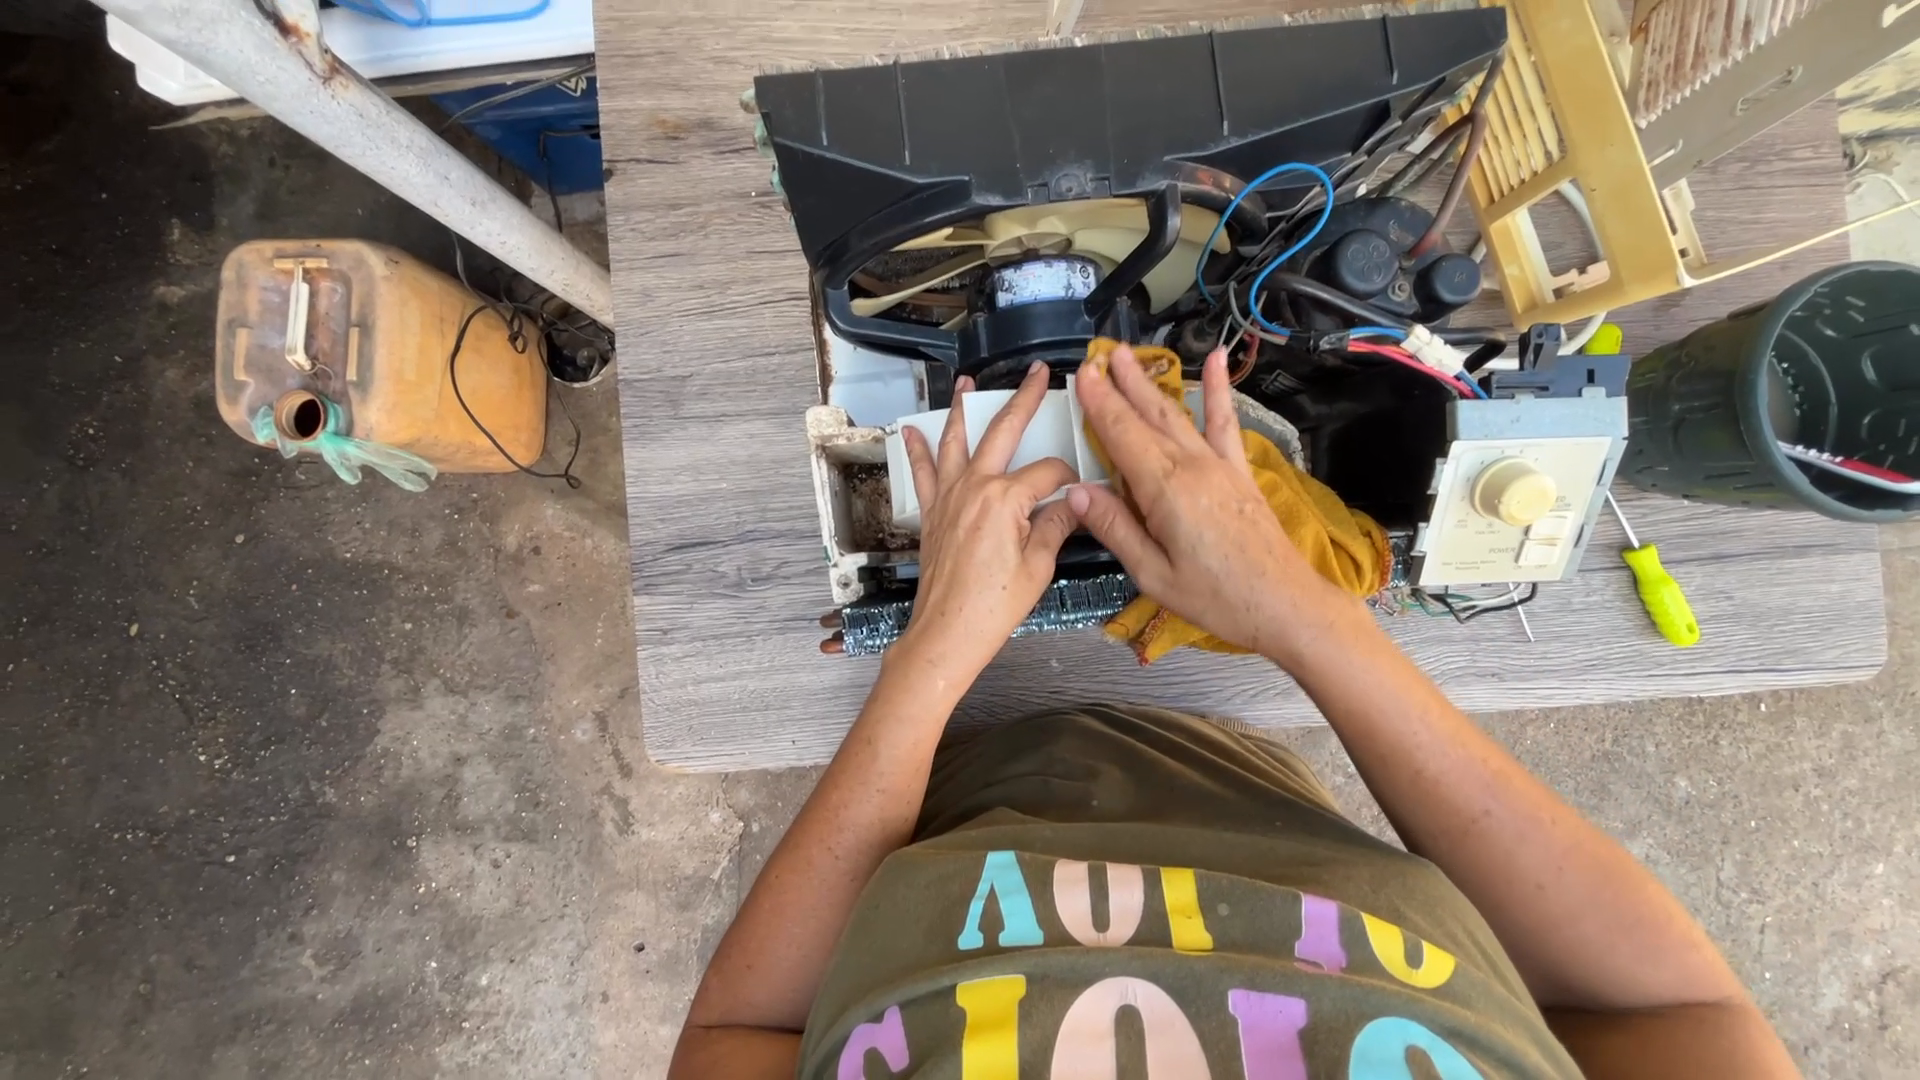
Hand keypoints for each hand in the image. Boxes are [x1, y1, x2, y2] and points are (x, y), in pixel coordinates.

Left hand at [895, 362, 1078, 680]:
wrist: (946, 633)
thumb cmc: (994, 606)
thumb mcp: (1038, 567)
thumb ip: (1055, 525)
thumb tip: (1075, 502)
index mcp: (1006, 499)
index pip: (1048, 472)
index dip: (1070, 477)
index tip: (1082, 489)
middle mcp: (973, 487)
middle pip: (1002, 433)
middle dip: (1023, 400)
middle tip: (1035, 373)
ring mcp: (948, 497)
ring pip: (956, 442)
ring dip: (962, 410)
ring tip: (965, 382)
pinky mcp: (933, 512)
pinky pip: (924, 473)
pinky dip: (919, 450)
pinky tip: (913, 430)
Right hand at [1068, 345, 1346, 658]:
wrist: (1284, 604)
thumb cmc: (1215, 598)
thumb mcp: (1152, 573)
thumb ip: (1115, 528)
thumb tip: (1076, 492)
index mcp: (1165, 489)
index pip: (1122, 435)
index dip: (1099, 404)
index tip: (1082, 374)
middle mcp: (1192, 466)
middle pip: (1148, 417)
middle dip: (1121, 385)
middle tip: (1098, 356)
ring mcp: (1219, 465)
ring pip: (1178, 415)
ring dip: (1152, 384)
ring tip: (1131, 356)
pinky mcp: (1238, 472)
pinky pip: (1225, 423)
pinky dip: (1218, 391)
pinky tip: (1216, 361)